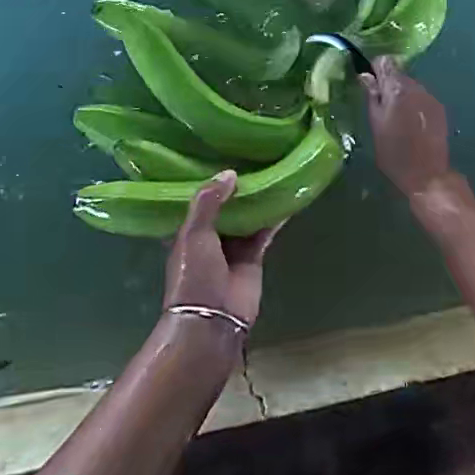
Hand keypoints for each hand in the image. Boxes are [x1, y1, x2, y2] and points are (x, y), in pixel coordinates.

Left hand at [163, 171, 280, 324]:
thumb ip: (209, 202)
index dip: (207, 183)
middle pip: (225, 207)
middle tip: (253, 160)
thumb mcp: (194, 234)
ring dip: (258, 200)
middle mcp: (209, 237)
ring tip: (273, 172)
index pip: (196, 202)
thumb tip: (230, 172)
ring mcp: (232, 247)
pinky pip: (265, 230)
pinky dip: (275, 216)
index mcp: (187, 232)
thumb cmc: (194, 274)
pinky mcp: (254, 255)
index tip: (219, 158)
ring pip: (247, 216)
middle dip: (236, 189)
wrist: (214, 316)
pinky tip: (288, 198)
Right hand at [359, 56, 452, 196]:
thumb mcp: (375, 124)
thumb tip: (366, 75)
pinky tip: (412, 123)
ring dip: (403, 95)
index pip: (385, 62)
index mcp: (397, 89)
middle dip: (389, 85)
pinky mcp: (439, 108)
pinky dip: (415, 104)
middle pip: (399, 74)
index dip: (375, 70)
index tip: (370, 84)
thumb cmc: (394, 152)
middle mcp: (416, 87)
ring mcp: (430, 97)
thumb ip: (372, 96)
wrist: (427, 173)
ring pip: (411, 86)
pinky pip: (422, 98)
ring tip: (397, 118)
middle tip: (381, 107)